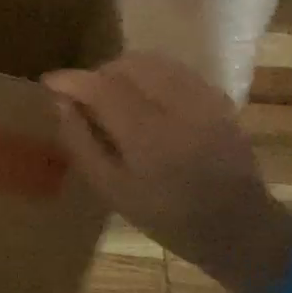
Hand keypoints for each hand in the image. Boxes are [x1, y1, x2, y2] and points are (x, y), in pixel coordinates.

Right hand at [44, 53, 291, 292]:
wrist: (242, 231)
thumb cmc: (171, 218)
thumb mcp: (114, 192)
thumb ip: (82, 144)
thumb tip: (60, 103)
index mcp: (149, 137)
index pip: (101, 87)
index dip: (71, 80)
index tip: (49, 82)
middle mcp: (177, 108)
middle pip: (125, 66)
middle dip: (97, 74)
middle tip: (83, 95)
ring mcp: (202, 100)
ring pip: (150, 62)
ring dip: (123, 71)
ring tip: (113, 94)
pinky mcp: (217, 98)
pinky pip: (173, 70)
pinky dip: (150, 75)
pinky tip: (145, 98)